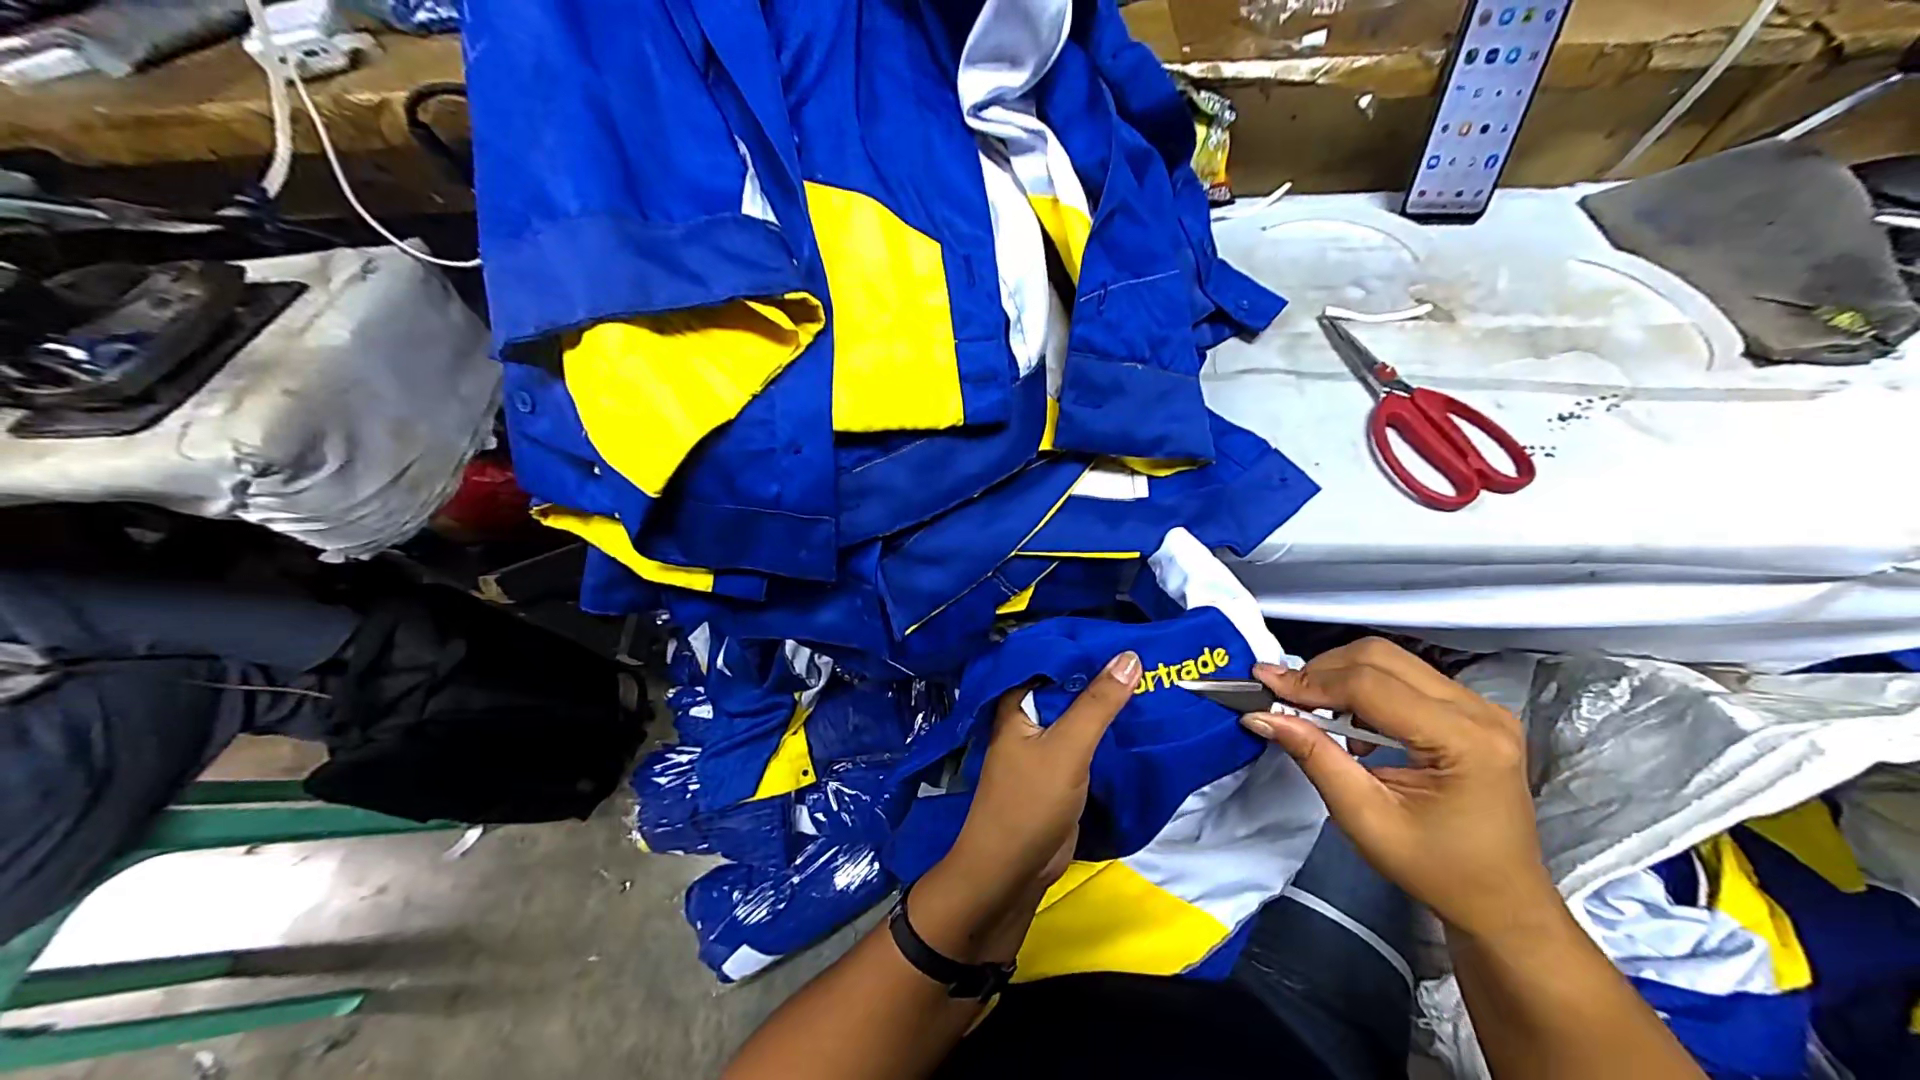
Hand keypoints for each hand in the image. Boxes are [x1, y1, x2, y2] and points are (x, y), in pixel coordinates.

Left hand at [910, 651, 1141, 963]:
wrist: (1012, 871)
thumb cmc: (1029, 803)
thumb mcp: (1067, 748)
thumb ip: (1097, 704)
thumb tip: (1129, 656)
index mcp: (1018, 702)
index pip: (1053, 661)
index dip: (1086, 647)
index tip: (1126, 633)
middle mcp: (1029, 718)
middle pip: (1070, 687)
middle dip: (1103, 674)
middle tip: (1151, 654)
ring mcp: (1046, 745)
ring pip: (1081, 715)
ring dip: (1109, 703)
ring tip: (1155, 678)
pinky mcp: (1062, 770)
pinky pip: (1088, 741)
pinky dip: (1109, 731)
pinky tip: (1140, 719)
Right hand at [1238, 638, 1557, 942]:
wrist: (1501, 901)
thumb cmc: (1436, 868)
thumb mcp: (1364, 817)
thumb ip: (1314, 756)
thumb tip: (1262, 715)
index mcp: (1466, 741)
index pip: (1372, 686)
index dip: (1312, 682)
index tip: (1264, 685)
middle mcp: (1481, 712)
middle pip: (1382, 658)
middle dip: (1323, 671)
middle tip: (1284, 697)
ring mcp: (1482, 708)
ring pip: (1392, 661)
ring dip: (1342, 676)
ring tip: (1312, 709)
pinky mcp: (1473, 711)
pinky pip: (1406, 677)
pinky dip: (1365, 687)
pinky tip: (1351, 721)